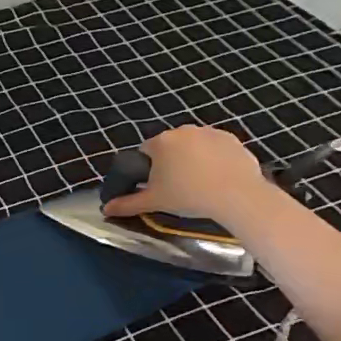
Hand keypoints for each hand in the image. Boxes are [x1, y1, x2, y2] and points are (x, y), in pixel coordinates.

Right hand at [101, 126, 274, 226]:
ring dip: (193, 159)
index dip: (148, 168)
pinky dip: (215, 160)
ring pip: (194, 146)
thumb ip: (128, 203)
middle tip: (177, 187)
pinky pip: (217, 148)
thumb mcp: (154, 202)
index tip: (156, 185)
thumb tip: (105, 209)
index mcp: (161, 142)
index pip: (146, 151)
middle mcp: (184, 130)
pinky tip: (219, 178)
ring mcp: (210, 132)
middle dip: (171, 162)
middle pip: (171, 146)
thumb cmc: (188, 196)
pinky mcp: (232, 139)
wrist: (236, 195)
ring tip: (200, 184)